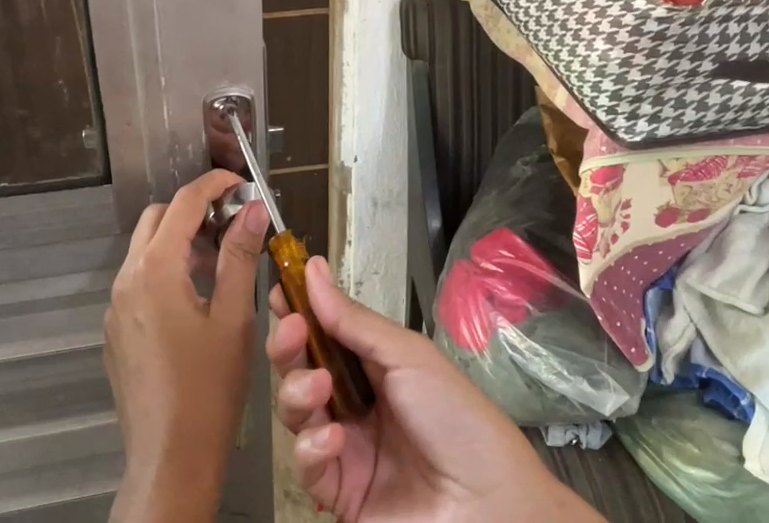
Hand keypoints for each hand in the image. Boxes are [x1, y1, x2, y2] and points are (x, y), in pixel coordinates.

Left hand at [105, 168, 269, 522]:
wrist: (170, 458)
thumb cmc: (210, 387)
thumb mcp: (234, 317)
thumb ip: (240, 254)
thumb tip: (252, 207)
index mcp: (154, 269)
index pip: (183, 203)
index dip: (214, 184)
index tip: (242, 183)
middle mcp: (126, 280)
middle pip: (157, 220)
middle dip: (194, 212)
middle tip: (232, 226)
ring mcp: (115, 307)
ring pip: (145, 251)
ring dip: (180, 243)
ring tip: (221, 264)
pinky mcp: (115, 332)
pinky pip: (138, 283)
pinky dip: (166, 273)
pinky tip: (196, 302)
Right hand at [268, 257, 605, 522]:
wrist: (488, 504)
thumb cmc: (457, 417)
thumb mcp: (409, 356)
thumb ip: (354, 320)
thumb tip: (312, 269)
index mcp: (376, 367)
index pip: (326, 333)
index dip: (301, 311)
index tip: (280, 289)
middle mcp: (356, 402)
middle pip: (302, 368)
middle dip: (289, 345)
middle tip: (290, 328)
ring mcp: (345, 447)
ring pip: (296, 412)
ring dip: (298, 391)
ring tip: (318, 385)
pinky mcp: (338, 491)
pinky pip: (307, 464)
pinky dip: (312, 447)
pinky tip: (334, 438)